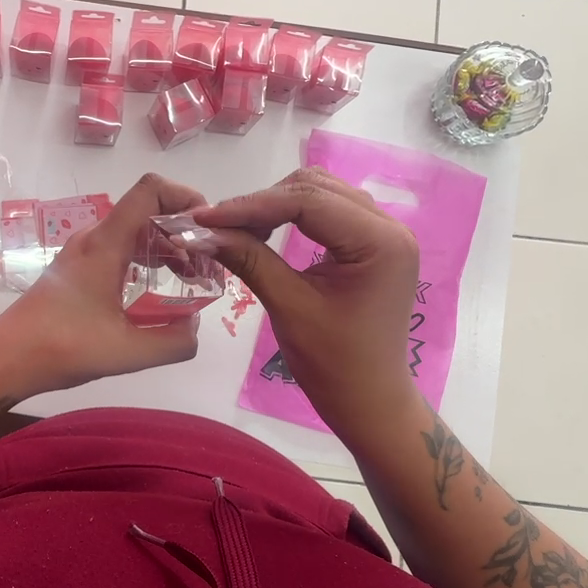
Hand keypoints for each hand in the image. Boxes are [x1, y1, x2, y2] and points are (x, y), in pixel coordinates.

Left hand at [0, 174, 206, 402]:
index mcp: (105, 244)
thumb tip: (195, 329)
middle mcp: (92, 240)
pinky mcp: (74, 272)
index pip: (149, 190)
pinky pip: (117, 251)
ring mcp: (80, 255)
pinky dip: (142, 261)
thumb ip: (174, 342)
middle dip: (181, 230)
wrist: (4, 360)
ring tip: (188, 278)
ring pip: (131, 233)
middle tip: (206, 264)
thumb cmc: (61, 349)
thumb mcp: (127, 352)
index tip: (208, 229)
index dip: (184, 196)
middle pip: (145, 211)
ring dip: (163, 247)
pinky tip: (153, 291)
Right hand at [192, 168, 424, 443]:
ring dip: (275, 205)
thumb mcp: (288, 307)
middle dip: (261, 202)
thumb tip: (199, 232)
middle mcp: (388, 227)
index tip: (204, 217)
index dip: (250, 205)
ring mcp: (383, 234)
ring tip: (235, 228)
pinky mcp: (371, 245)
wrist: (368, 399)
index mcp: (378, 242)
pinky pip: (327, 212)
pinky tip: (263, 232)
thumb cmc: (333, 362)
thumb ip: (248, 259)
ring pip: (319, 194)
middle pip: (314, 188)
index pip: (307, 201)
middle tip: (216, 224)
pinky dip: (292, 216)